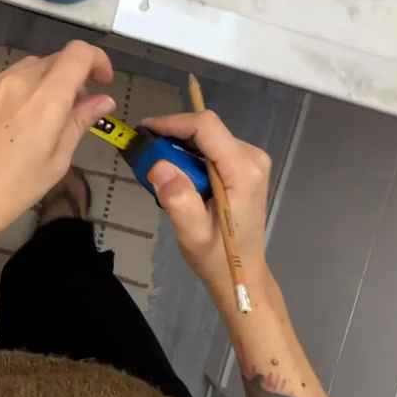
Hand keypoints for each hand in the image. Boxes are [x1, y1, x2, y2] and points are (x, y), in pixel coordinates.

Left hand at [0, 41, 115, 250]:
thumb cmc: (14, 189)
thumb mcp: (57, 160)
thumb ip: (80, 122)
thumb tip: (103, 100)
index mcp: (45, 98)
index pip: (78, 53)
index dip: (98, 60)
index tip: (103, 82)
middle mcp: (18, 81)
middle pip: (55, 59)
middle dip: (74, 76)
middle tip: (77, 109)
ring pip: (31, 67)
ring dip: (48, 82)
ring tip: (48, 118)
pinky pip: (8, 80)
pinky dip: (24, 90)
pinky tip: (19, 122)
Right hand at [141, 112, 272, 301]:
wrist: (242, 273)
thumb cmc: (217, 256)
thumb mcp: (192, 233)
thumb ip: (178, 200)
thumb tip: (160, 165)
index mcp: (243, 170)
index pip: (206, 126)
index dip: (173, 123)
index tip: (144, 132)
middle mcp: (252, 158)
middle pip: (207, 129)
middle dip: (172, 136)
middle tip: (145, 155)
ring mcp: (251, 161)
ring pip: (208, 136)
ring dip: (179, 147)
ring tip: (158, 168)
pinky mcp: (245, 166)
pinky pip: (212, 148)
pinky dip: (190, 155)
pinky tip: (177, 175)